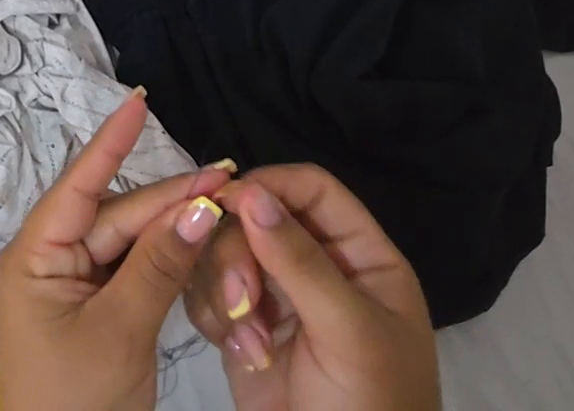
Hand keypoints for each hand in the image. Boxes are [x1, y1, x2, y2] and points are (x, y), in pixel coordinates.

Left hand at [0, 91, 235, 410]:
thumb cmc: (78, 403)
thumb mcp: (120, 331)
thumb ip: (159, 264)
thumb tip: (201, 204)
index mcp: (35, 254)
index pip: (79, 185)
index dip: (111, 141)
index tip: (137, 101)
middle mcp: (49, 257)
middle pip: (113, 214)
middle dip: (166, 198)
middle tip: (225, 178)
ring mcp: (73, 281)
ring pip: (128, 239)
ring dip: (170, 226)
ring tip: (220, 201)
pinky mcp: (95, 304)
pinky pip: (132, 267)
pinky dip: (165, 258)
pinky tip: (199, 240)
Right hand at [183, 165, 439, 410]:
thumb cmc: (368, 409)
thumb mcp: (348, 334)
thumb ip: (300, 261)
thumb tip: (248, 191)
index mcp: (360, 258)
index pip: (313, 190)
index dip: (270, 185)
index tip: (228, 201)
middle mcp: (316, 266)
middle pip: (255, 217)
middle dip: (238, 255)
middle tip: (241, 300)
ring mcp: (276, 294)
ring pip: (222, 249)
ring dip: (224, 290)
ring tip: (246, 341)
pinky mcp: (241, 322)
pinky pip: (205, 287)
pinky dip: (210, 313)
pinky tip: (234, 349)